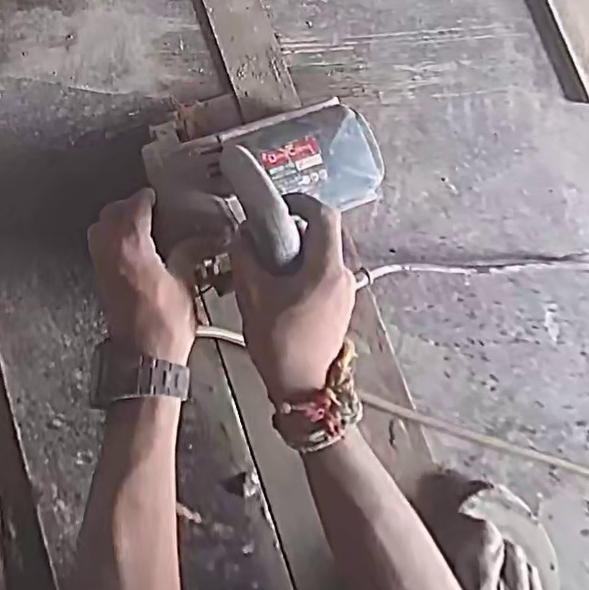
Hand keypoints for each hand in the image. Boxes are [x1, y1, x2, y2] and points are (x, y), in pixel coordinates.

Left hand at [87, 188, 207, 363]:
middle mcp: (111, 252)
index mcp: (132, 247)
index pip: (134, 206)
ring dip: (114, 220)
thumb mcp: (185, 283)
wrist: (145, 359)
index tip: (156, 196)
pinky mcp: (100, 280)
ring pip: (99, 228)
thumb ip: (190, 253)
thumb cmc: (164, 326)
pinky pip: (98, 246)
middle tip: (147, 207)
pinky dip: (110, 238)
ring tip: (137, 224)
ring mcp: (102, 266)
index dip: (146, 198)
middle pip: (110, 213)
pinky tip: (130, 247)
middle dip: (128, 205)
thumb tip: (205, 239)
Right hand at [229, 194, 355, 400]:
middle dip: (296, 226)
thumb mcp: (252, 294)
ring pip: (324, 254)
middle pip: (326, 234)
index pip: (325, 216)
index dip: (301, 201)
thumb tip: (242, 234)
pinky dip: (304, 266)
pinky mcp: (340, 306)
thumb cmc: (278, 340)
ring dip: (298, 247)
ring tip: (268, 257)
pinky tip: (280, 281)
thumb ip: (245, 256)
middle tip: (267, 231)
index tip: (278, 204)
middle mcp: (343, 276)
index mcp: (326, 268)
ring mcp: (346, 292)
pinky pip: (324, 272)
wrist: (302, 387)